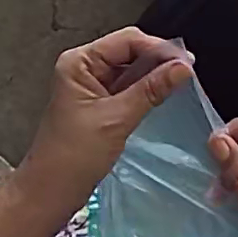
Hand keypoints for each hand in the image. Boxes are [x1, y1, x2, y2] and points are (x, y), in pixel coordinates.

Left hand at [14, 27, 193, 218]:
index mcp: (80, 61)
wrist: (48, 195)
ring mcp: (92, 84)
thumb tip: (184, 67)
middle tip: (189, 70)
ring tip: (183, 79)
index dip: (158, 48)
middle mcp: (84, 66)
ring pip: (131, 68)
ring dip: (155, 72)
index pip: (127, 40)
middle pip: (129, 50)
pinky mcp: (99, 102)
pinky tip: (166, 90)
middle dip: (159, 58)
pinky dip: (146, 87)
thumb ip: (151, 90)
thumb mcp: (116, 119)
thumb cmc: (74, 156)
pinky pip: (128, 85)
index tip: (187, 61)